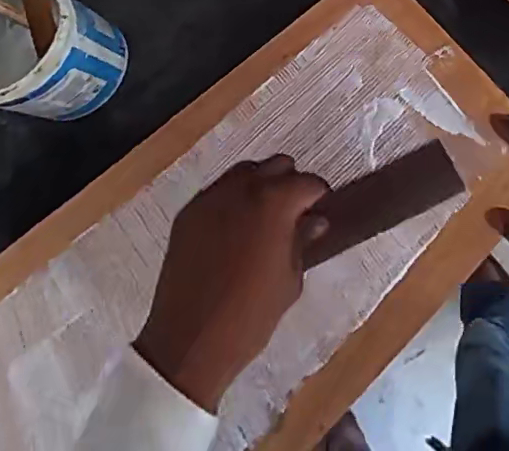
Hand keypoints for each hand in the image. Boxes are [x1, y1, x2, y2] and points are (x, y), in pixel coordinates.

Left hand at [134, 154, 329, 410]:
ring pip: (246, 171)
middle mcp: (243, 188)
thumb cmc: (250, 317)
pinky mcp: (189, 210)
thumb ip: (302, 241)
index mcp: (274, 203)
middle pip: (277, 165)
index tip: (320, 210)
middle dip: (291, 182)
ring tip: (264, 215)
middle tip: (294, 212)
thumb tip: (315, 220)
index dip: (319, 196)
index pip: (308, 182)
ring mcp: (212, 196)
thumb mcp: (289, 281)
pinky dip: (233, 198)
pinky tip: (235, 226)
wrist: (189, 342)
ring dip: (261, 184)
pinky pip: (219, 190)